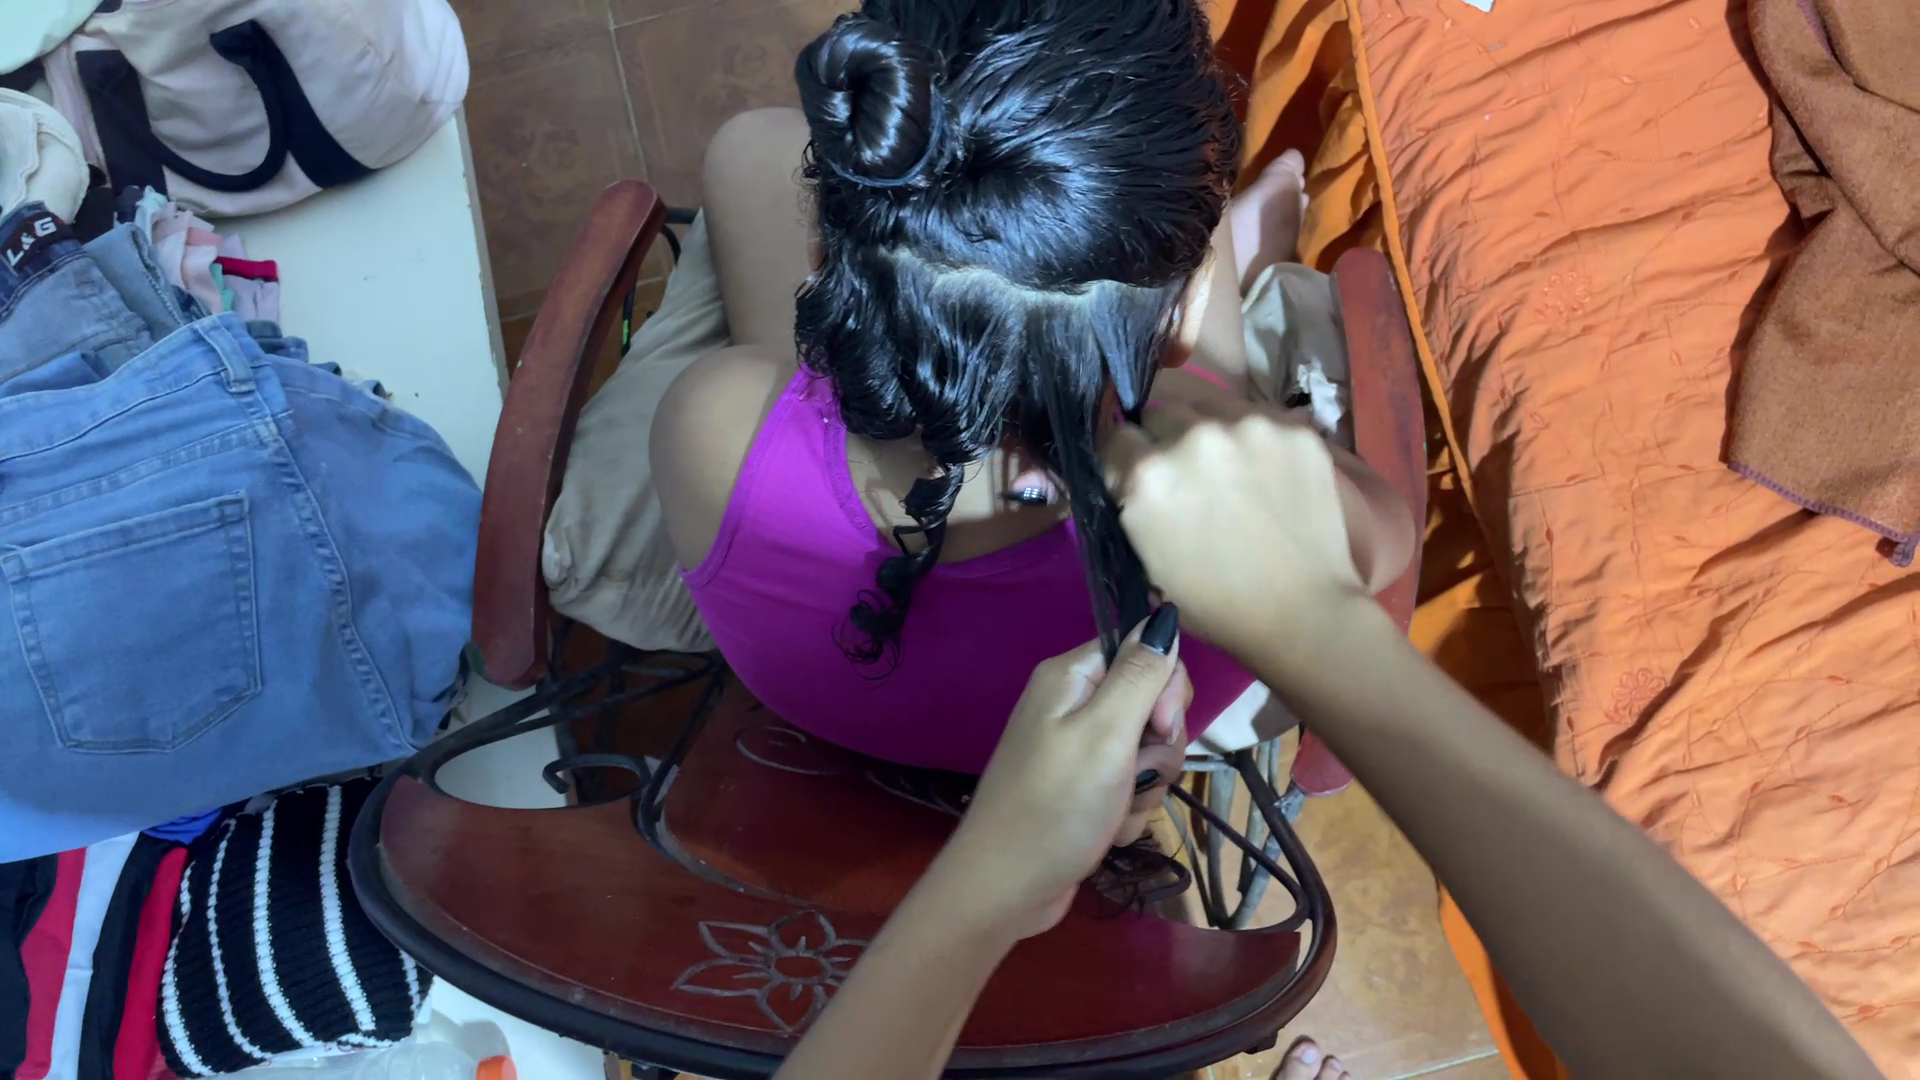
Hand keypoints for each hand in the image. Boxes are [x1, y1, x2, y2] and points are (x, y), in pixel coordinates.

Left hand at [933, 612, 1189, 941]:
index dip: (1164, 690)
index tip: (1158, 726)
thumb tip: (1164, 614)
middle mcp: (1073, 704)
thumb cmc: (1057, 804)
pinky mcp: (1085, 787)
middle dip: (1157, 747)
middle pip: (1151, 705)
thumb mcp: (1106, 732)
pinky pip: (1130, 785)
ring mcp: (1078, 748)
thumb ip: (1140, 673)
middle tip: (1133, 775)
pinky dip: (1128, 810)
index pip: (1142, 652)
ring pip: (1147, 751)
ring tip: (1114, 810)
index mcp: (1071, 676)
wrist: (1007, 887)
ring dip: (1144, 787)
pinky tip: (1106, 831)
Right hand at [1101, 398, 1412, 664]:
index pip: (1115, 438)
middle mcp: (1192, 437)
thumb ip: (1131, 503)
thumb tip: (1129, 473)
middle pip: (1159, 413)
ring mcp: (1247, 427)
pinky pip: (1257, 417)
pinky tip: (1265, 473)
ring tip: (1228, 469)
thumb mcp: (1144, 558)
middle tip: (1185, 476)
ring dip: (1208, 431)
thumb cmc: (1213, 603)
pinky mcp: (1295, 428)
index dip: (1123, 461)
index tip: (1135, 476)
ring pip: (1209, 407)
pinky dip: (1253, 439)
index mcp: (1147, 476)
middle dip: (1163, 441)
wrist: (1302, 613)